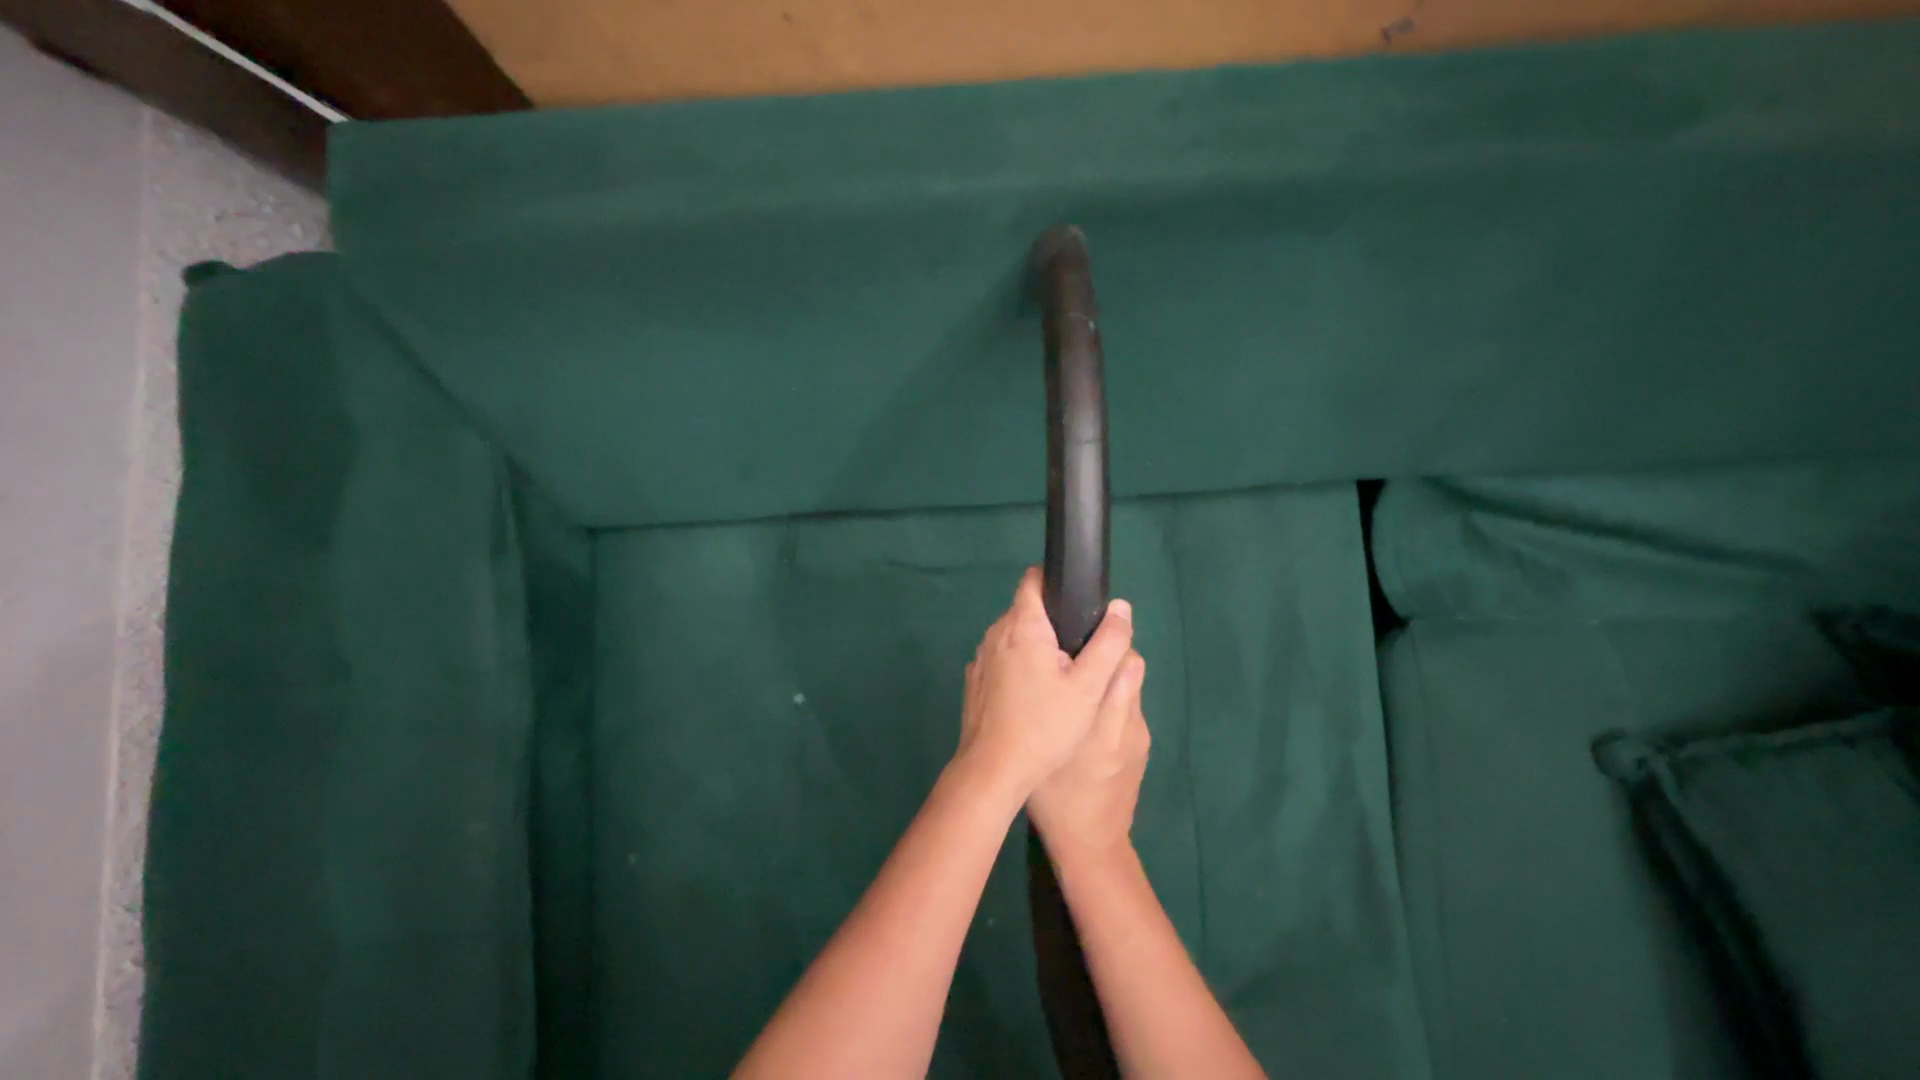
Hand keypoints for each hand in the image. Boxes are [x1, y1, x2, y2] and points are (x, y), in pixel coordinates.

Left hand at [957, 568, 1134, 801]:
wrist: (993, 771)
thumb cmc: (1044, 727)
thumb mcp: (1089, 687)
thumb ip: (1108, 643)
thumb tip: (1120, 608)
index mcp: (1022, 625)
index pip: (1035, 580)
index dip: (1058, 583)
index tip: (1078, 605)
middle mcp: (995, 633)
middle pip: (1028, 612)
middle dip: (1054, 625)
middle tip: (1080, 657)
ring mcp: (980, 658)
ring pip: (1014, 639)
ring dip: (1036, 650)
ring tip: (1060, 683)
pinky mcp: (974, 682)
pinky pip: (1002, 662)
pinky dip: (1019, 670)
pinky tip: (1034, 701)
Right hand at [1029, 650, 1147, 864]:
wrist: (1092, 840)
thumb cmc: (1052, 794)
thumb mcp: (1042, 748)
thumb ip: (1048, 706)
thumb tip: (1048, 663)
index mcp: (1094, 722)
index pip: (1116, 661)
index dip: (1108, 635)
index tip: (1091, 619)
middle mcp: (1123, 722)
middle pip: (1130, 665)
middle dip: (1113, 648)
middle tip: (1085, 645)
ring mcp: (1138, 734)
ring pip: (1133, 684)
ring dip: (1117, 671)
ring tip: (1090, 672)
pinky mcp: (1144, 744)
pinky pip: (1133, 705)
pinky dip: (1119, 695)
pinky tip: (1098, 706)